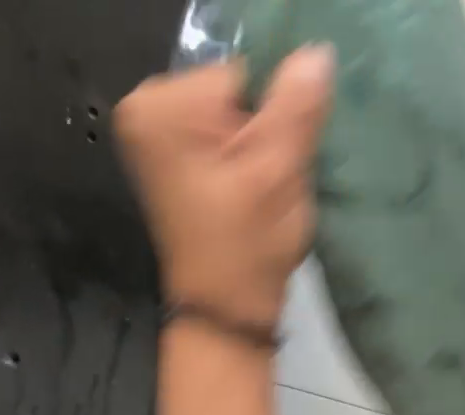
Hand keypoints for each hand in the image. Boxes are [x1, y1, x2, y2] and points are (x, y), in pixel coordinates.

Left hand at [113, 45, 335, 332]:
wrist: (227, 310)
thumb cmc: (248, 244)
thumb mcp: (278, 173)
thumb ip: (296, 109)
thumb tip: (318, 53)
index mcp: (162, 105)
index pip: (242, 75)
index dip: (275, 115)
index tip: (284, 161)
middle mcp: (146, 110)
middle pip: (235, 96)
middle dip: (266, 133)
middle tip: (275, 182)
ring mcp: (155, 138)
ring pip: (234, 120)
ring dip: (260, 152)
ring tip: (264, 193)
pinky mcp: (172, 163)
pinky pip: (224, 142)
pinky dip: (247, 164)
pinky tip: (253, 196)